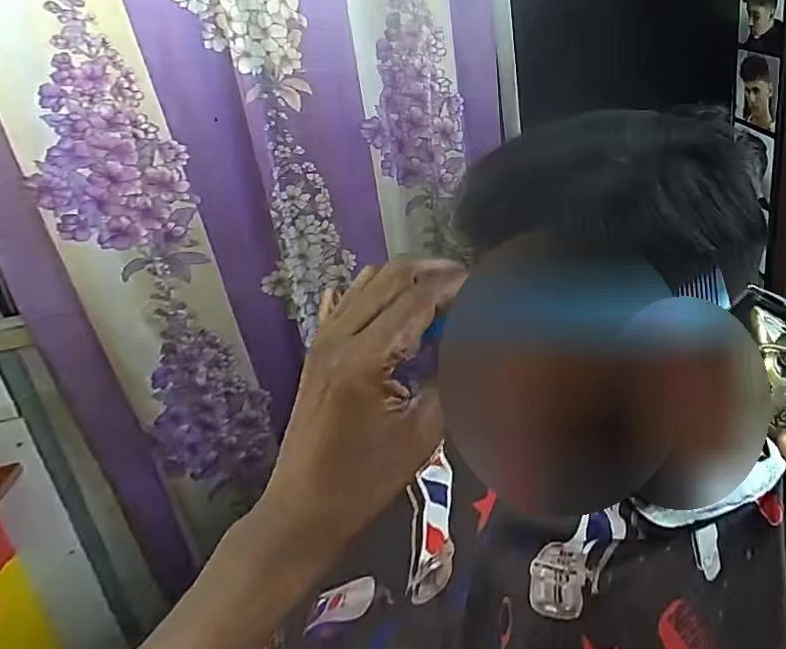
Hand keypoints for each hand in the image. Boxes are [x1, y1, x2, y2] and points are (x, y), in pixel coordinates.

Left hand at [255, 258, 465, 552]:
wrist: (299, 514)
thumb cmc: (363, 482)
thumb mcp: (421, 434)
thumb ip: (451, 381)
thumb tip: (475, 344)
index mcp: (365, 358)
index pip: (418, 301)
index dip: (455, 286)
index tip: (485, 283)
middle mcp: (340, 336)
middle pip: (392, 278)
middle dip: (433, 271)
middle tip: (468, 280)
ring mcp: (324, 339)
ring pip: (369, 282)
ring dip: (407, 277)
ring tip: (441, 287)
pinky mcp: (318, 348)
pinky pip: (349, 299)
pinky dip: (377, 289)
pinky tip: (398, 300)